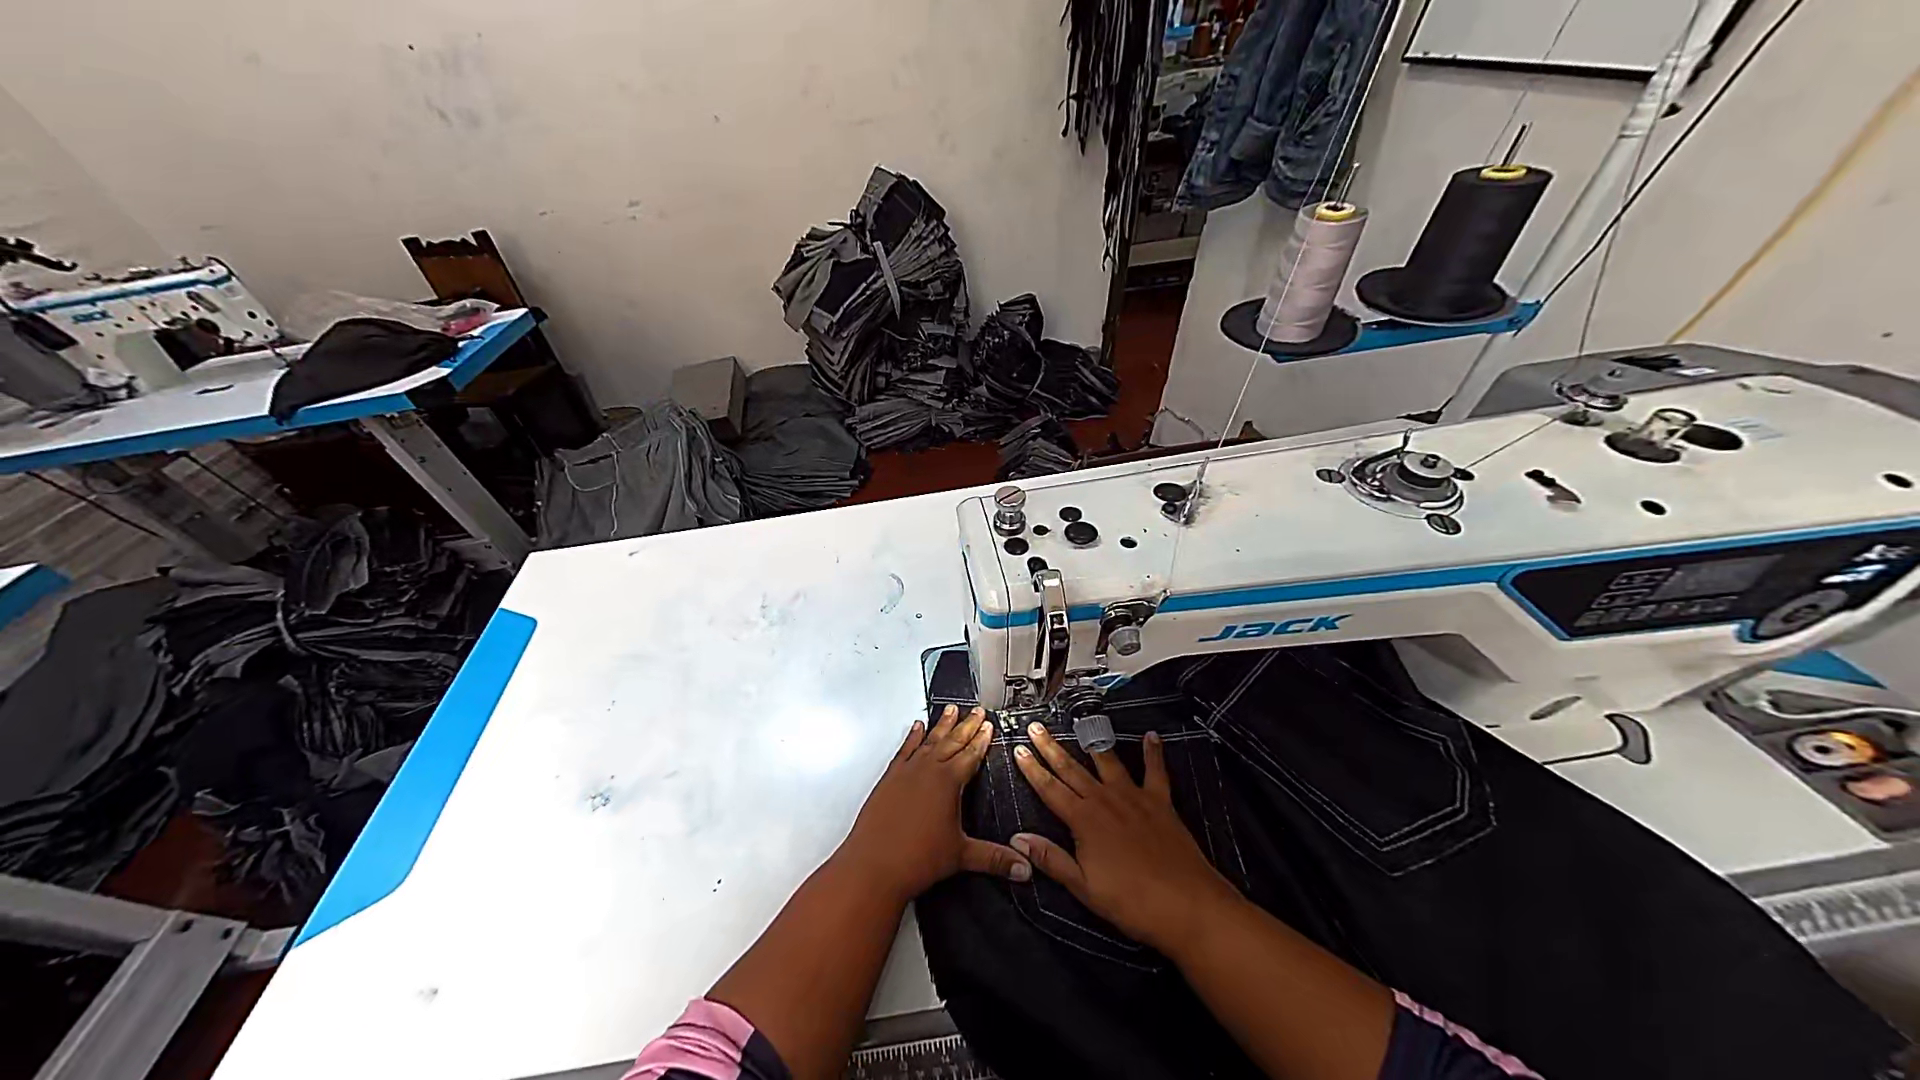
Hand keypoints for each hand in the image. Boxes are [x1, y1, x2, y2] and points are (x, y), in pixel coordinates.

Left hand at [836, 705, 1031, 902]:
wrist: (873, 866)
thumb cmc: (914, 860)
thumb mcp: (962, 856)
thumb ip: (995, 858)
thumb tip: (1021, 866)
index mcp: (948, 781)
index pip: (971, 754)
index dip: (983, 739)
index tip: (989, 725)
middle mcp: (927, 770)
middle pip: (952, 740)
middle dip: (967, 724)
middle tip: (976, 711)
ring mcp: (906, 772)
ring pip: (929, 740)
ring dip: (942, 724)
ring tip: (950, 710)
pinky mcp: (889, 778)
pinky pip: (905, 749)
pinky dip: (912, 736)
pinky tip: (916, 728)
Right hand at [1012, 723, 1244, 956]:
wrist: (1187, 905)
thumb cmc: (1133, 902)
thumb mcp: (1084, 887)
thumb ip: (1051, 859)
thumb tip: (1018, 839)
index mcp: (1084, 820)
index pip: (1050, 788)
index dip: (1032, 769)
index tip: (1019, 750)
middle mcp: (1106, 801)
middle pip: (1072, 768)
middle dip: (1051, 748)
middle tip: (1036, 728)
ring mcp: (1134, 797)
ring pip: (1106, 763)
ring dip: (1090, 743)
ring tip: (1079, 725)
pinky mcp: (1160, 802)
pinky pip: (1155, 770)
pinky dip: (1153, 752)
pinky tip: (1151, 736)